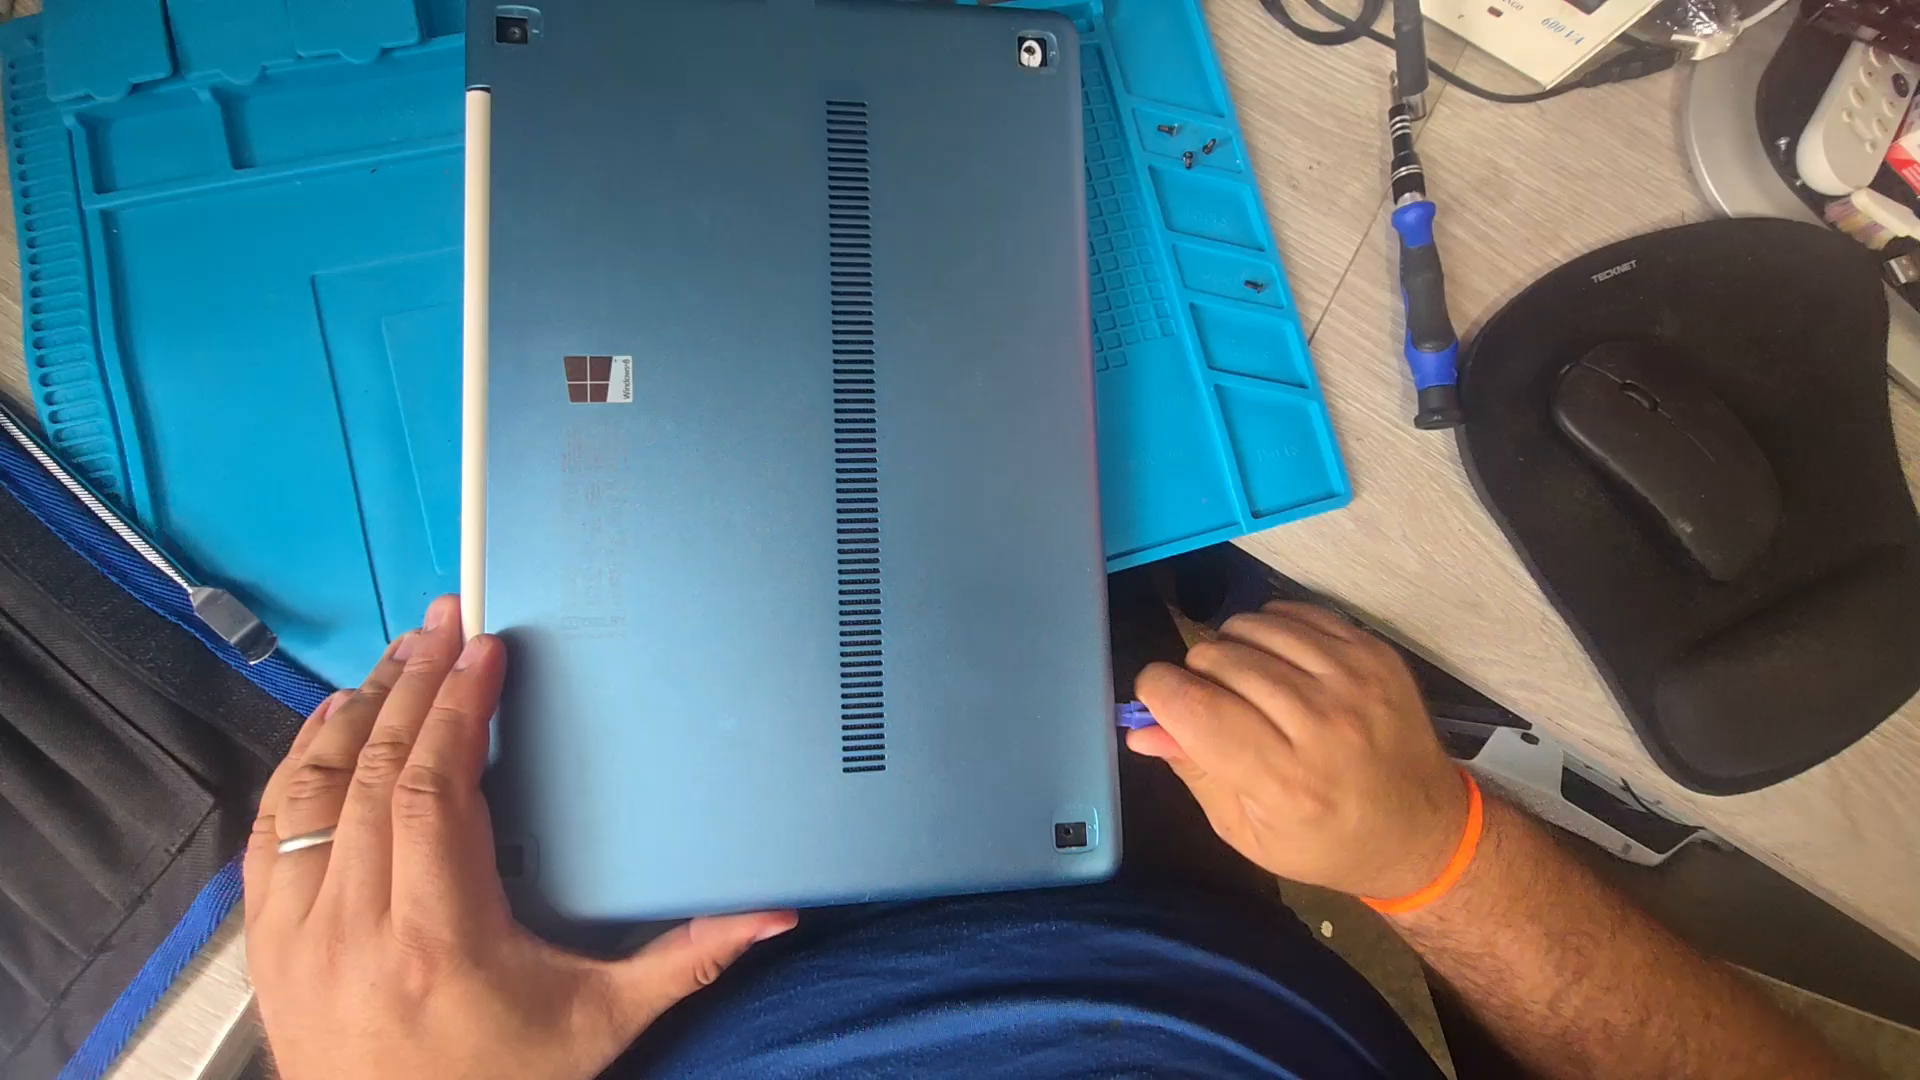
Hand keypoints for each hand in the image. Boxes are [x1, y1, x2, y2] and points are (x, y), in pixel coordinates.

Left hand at [245, 594, 795, 1079]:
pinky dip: (301, 762)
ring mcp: (295, 936)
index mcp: (438, 934)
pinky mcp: (269, 946)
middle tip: (446, 621)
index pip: (435, 791)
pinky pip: (269, 831)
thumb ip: (690, 960)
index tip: (485, 653)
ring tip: (398, 653)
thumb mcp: (607, 1022)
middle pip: (372, 773)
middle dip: (411, 684)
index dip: (458, 711)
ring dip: (355, 711)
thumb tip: (777, 916)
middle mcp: (351, 926)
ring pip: (310, 792)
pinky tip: (334, 720)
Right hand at [1128, 601, 1468, 899]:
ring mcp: (1352, 679)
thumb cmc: (1324, 841)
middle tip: (1213, 704)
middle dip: (1193, 675)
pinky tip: (1276, 662)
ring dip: (1229, 649)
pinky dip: (1266, 630)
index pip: (1191, 705)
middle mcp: (1321, 722)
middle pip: (1214, 657)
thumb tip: (1141, 729)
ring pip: (1247, 627)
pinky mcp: (1372, 652)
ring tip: (1246, 682)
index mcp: (1284, 779)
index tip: (1158, 704)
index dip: (1155, 693)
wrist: (1424, 831)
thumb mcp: (1245, 829)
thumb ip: (1191, 770)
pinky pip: (1288, 612)